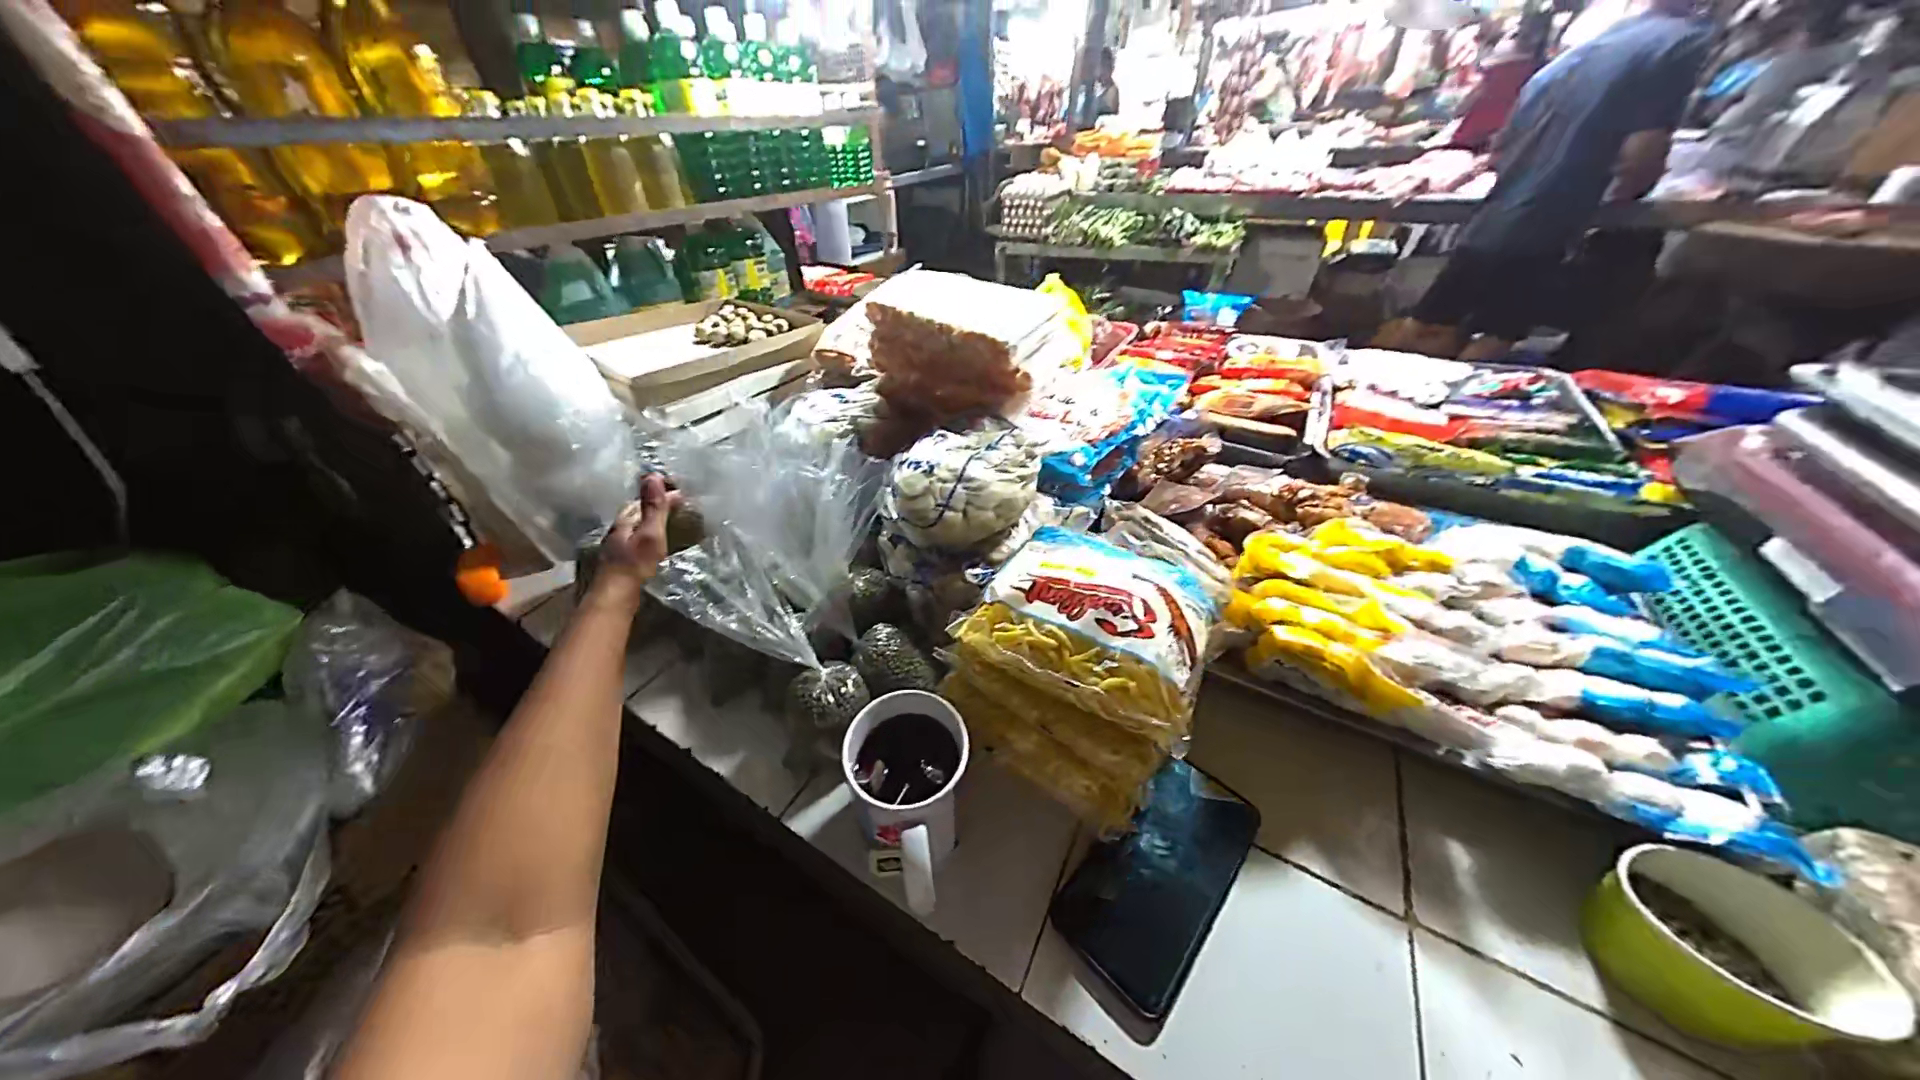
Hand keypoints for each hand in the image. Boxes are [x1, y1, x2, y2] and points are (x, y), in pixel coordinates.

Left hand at [591, 473, 679, 606]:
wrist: (616, 596)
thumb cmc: (635, 563)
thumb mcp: (650, 533)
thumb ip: (653, 507)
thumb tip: (654, 475)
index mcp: (624, 521)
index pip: (642, 501)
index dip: (661, 495)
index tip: (681, 493)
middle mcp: (617, 531)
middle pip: (635, 512)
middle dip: (653, 505)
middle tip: (675, 504)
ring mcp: (616, 547)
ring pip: (634, 526)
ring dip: (649, 520)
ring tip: (666, 521)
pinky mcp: (619, 561)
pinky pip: (635, 539)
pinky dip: (647, 535)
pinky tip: (653, 543)